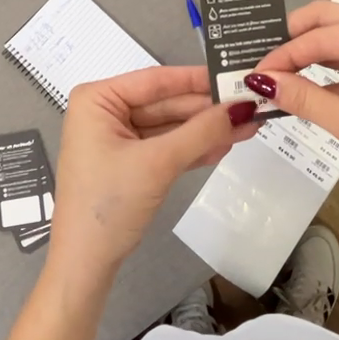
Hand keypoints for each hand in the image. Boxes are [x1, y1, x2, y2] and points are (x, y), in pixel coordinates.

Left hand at [49, 67, 258, 276]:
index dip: (198, 79)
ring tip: (249, 126)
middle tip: (252, 105)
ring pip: (170, 126)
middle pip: (165, 103)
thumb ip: (201, 132)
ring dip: (206, 130)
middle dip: (207, 109)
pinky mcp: (130, 163)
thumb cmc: (110, 202)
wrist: (86, 264)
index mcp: (98, 99)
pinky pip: (166, 147)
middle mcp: (105, 112)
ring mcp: (117, 139)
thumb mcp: (158, 163)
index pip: (155, 80)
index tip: (236, 75)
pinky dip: (193, 148)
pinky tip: (225, 145)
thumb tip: (244, 106)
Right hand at [251, 1, 338, 204]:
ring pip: (333, 41)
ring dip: (302, 58)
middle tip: (254, 62)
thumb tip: (258, 82)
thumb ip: (305, 99)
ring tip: (267, 74)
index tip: (251, 74)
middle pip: (326, 23)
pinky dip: (319, 74)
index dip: (283, 53)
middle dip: (289, 42)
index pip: (321, 35)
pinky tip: (294, 89)